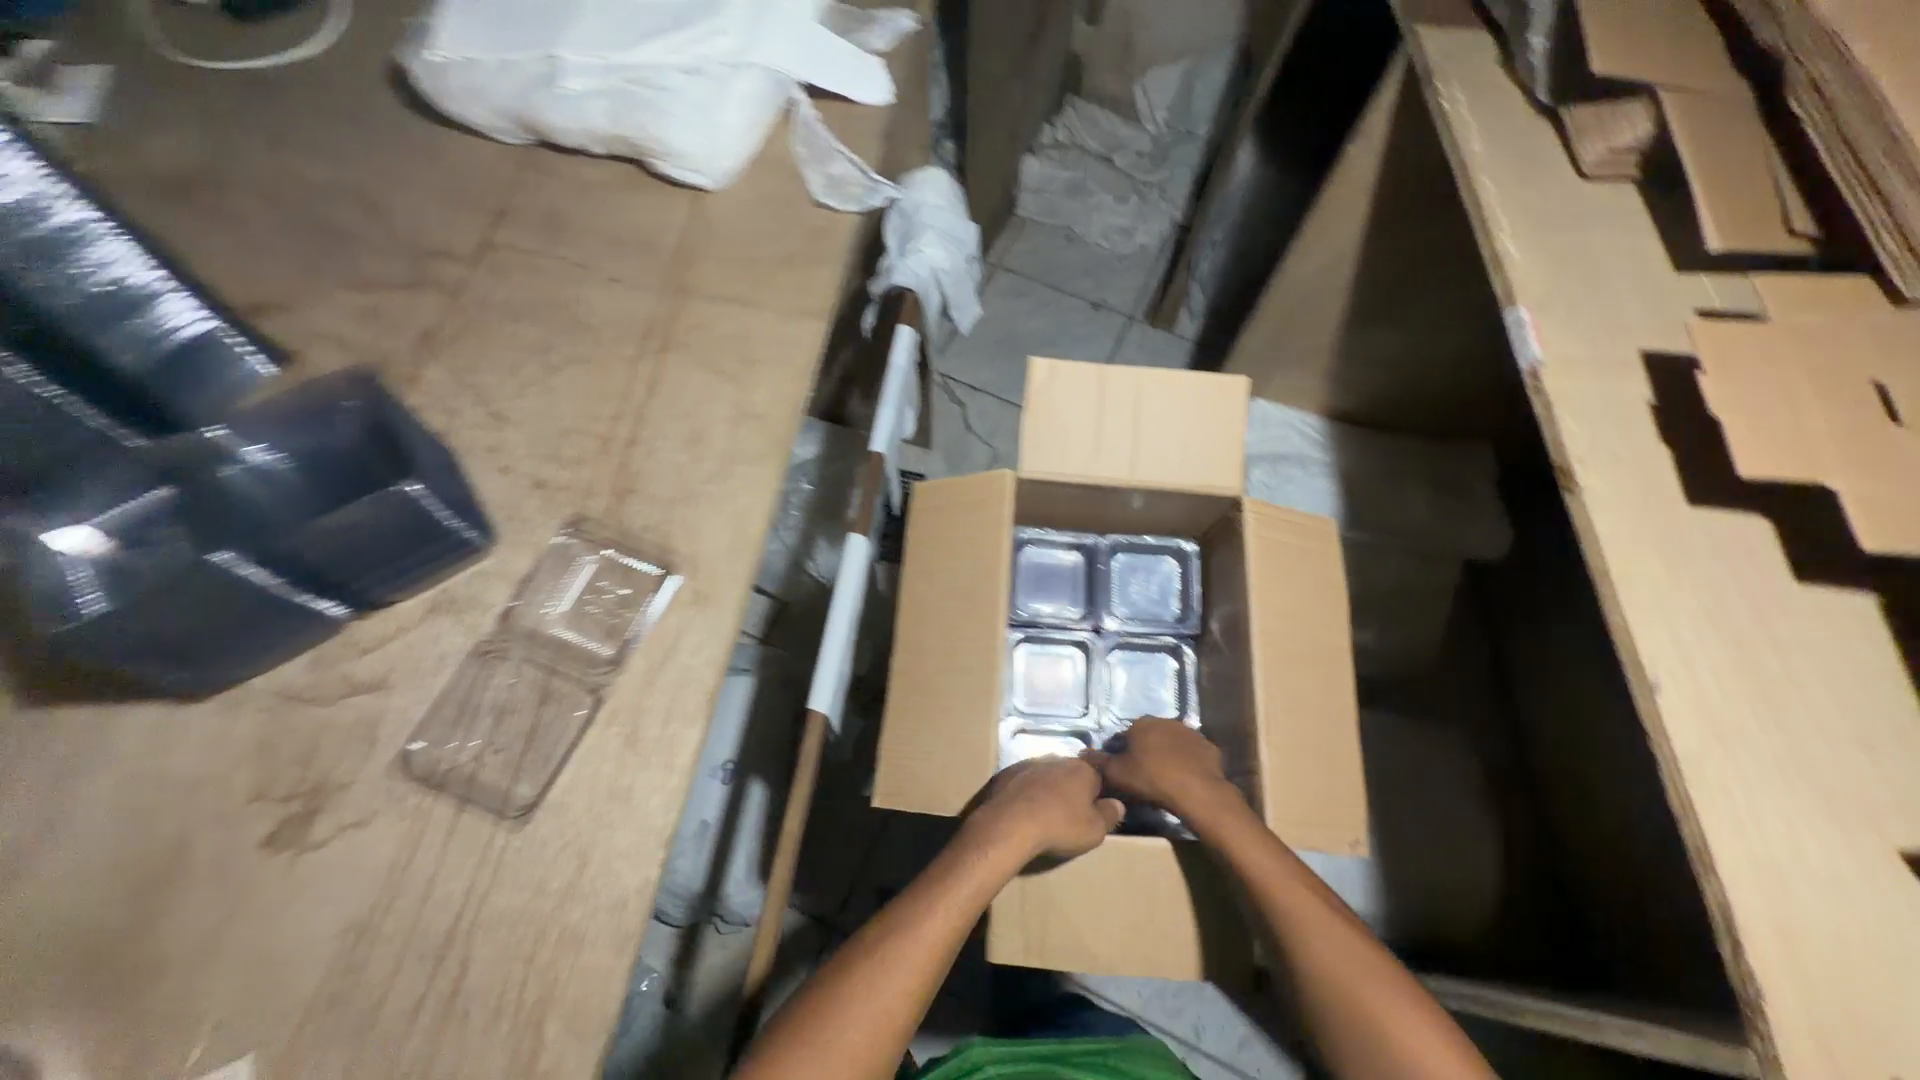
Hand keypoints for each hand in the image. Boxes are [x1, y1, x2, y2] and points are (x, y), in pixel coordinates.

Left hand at [963, 756, 1123, 862]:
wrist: (1010, 824)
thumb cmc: (1060, 827)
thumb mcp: (1095, 830)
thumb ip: (1110, 815)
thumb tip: (1117, 804)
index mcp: (1083, 770)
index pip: (1098, 778)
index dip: (1097, 795)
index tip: (1093, 811)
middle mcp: (1057, 759)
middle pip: (1070, 773)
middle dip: (1071, 789)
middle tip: (1068, 813)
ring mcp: (1030, 764)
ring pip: (1046, 775)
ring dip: (1048, 788)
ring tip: (1043, 812)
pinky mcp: (1007, 773)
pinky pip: (1023, 781)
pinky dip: (1025, 792)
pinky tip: (1022, 809)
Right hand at [1087, 719, 1239, 819]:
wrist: (1196, 790)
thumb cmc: (1150, 778)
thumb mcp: (1116, 774)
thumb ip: (1098, 762)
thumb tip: (1083, 754)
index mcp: (1142, 724)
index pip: (1126, 735)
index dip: (1123, 752)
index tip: (1124, 769)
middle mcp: (1166, 721)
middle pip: (1151, 736)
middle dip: (1147, 750)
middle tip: (1144, 774)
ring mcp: (1191, 732)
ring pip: (1173, 743)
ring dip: (1169, 754)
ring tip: (1166, 778)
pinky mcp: (1209, 747)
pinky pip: (1193, 754)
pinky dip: (1189, 763)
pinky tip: (1186, 779)